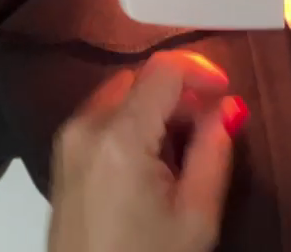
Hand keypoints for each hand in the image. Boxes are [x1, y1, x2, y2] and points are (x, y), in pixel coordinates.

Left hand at [48, 50, 247, 251]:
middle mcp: (85, 124)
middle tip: (211, 129)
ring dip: (156, 108)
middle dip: (180, 94)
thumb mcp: (195, 219)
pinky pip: (104, 117)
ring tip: (183, 153)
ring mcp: (68, 139)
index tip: (228, 91)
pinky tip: (153, 162)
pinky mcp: (62, 156)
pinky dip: (133, 123)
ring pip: (122, 94)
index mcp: (117, 135)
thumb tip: (229, 106)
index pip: (163, 70)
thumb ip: (215, 151)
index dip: (201, 70)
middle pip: (141, 79)